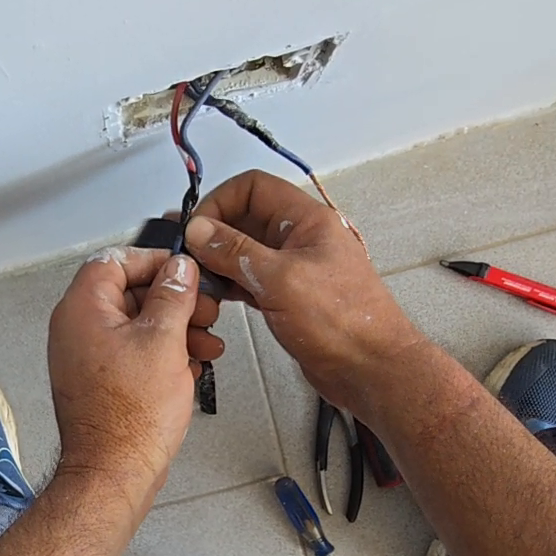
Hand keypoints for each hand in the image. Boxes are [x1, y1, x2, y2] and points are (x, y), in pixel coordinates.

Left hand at [46, 246, 222, 499]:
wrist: (114, 471)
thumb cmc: (131, 413)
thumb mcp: (164, 340)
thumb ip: (173, 295)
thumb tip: (179, 268)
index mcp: (82, 309)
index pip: (114, 261)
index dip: (153, 262)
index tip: (185, 272)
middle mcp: (77, 329)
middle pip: (130, 293)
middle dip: (174, 300)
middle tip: (207, 311)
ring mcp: (88, 358)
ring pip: (137, 325)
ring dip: (177, 328)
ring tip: (210, 342)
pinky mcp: (101, 382)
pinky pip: (134, 353)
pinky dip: (164, 353)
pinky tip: (194, 364)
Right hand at [183, 170, 424, 406]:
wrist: (368, 368)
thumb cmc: (343, 323)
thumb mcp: (280, 279)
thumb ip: (235, 251)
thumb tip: (200, 230)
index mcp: (307, 220)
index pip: (253, 188)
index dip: (219, 202)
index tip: (197, 228)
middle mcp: (299, 239)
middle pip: (245, 219)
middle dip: (213, 233)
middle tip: (188, 254)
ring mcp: (293, 268)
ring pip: (244, 251)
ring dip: (217, 261)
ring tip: (197, 279)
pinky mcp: (287, 296)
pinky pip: (249, 279)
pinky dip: (229, 284)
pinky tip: (214, 296)